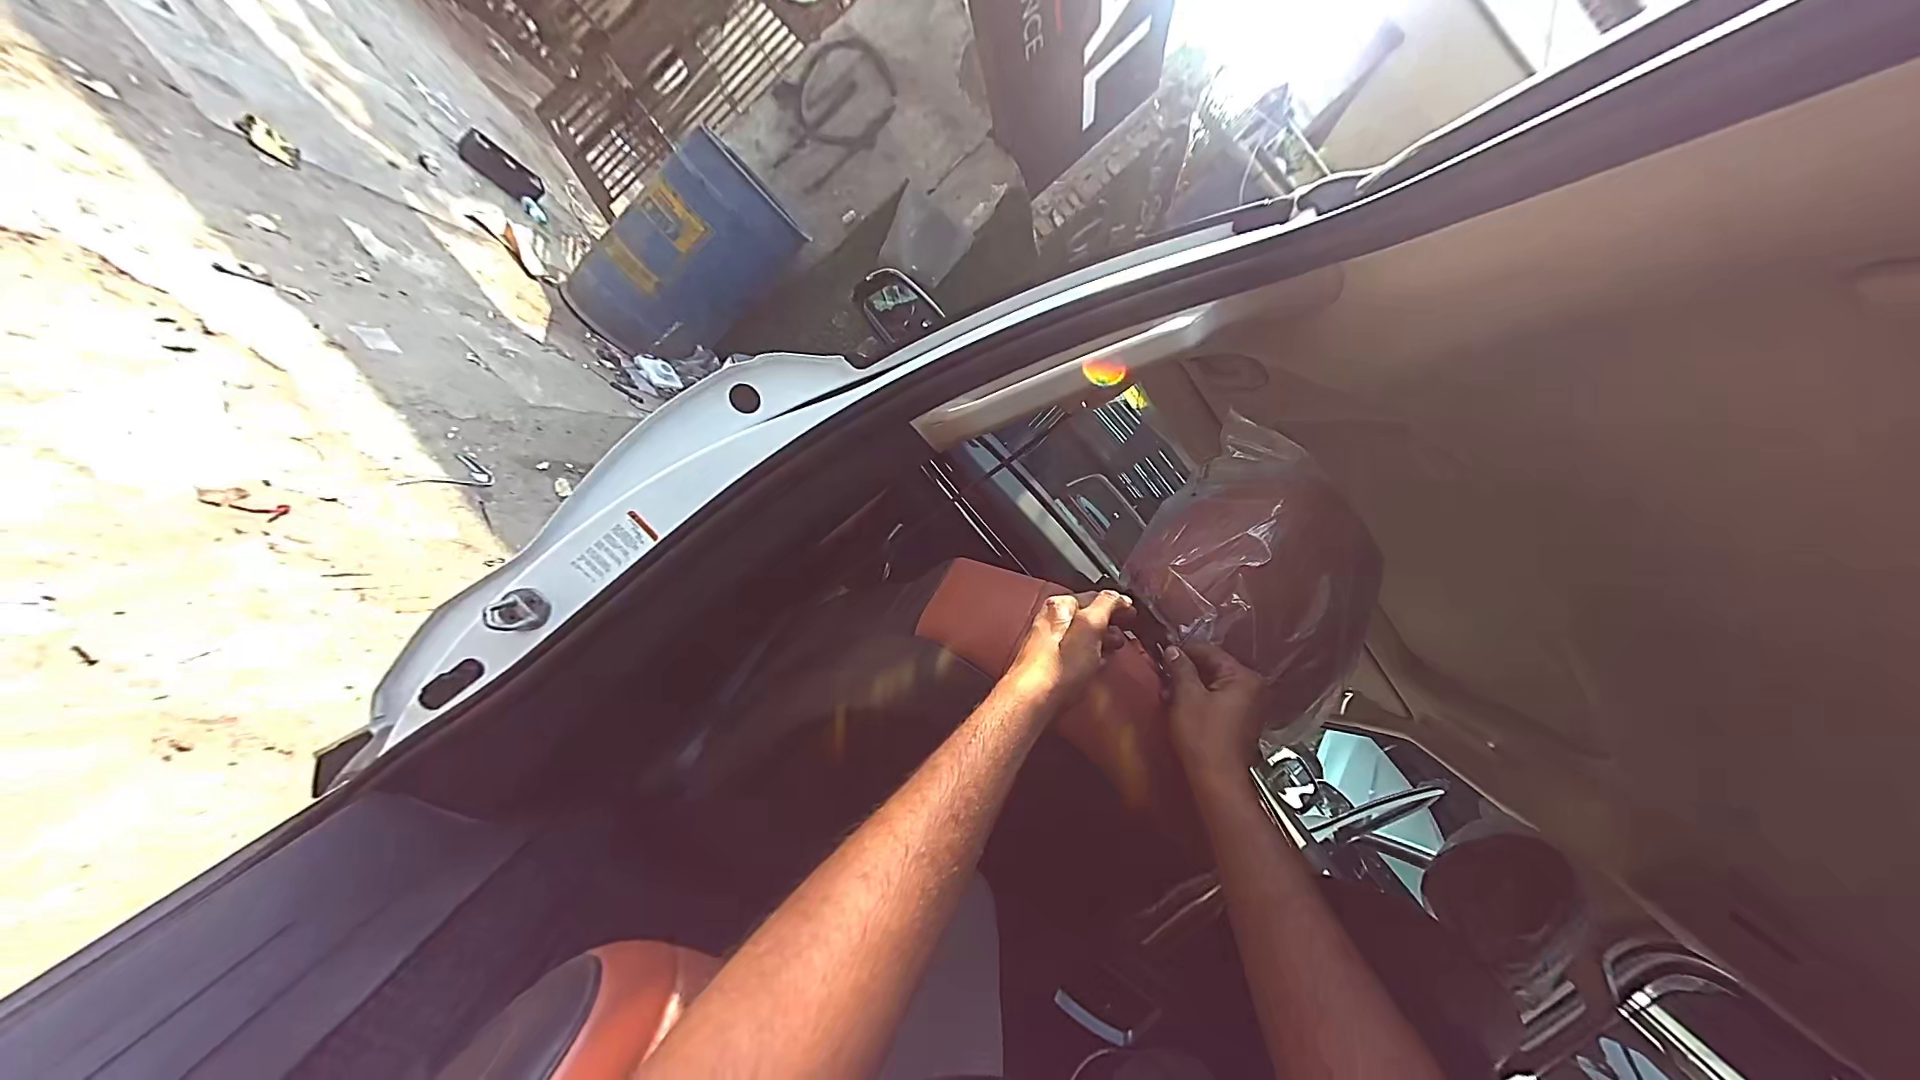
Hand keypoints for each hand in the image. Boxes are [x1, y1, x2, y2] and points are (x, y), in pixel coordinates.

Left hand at [1004, 590, 1132, 709]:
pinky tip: (1094, 666)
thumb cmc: (1057, 665)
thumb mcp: (1091, 625)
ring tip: (1113, 650)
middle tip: (1125, 631)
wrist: (1033, 699)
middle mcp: (1050, 622)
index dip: (1117, 604)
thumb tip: (1118, 596)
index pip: (1095, 597)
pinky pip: (1074, 655)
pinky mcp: (1049, 665)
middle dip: (1109, 623)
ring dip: (1100, 640)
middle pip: (1087, 617)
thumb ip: (1106, 604)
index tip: (1131, 612)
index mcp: (1059, 606)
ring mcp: (1048, 644)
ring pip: (1081, 636)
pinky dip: (1089, 657)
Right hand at [1163, 641, 1265, 777]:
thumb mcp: (1186, 696)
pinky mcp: (1242, 722)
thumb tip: (1173, 650)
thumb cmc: (1202, 736)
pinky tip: (1182, 706)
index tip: (1162, 653)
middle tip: (1163, 674)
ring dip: (1191, 685)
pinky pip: (1219, 700)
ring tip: (1168, 691)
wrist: (1217, 779)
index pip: (1209, 651)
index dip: (1183, 650)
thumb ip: (1180, 667)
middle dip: (1187, 670)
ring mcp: (1250, 707)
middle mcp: (1253, 688)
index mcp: (1243, 677)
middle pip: (1214, 667)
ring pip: (1215, 684)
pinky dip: (1200, 699)